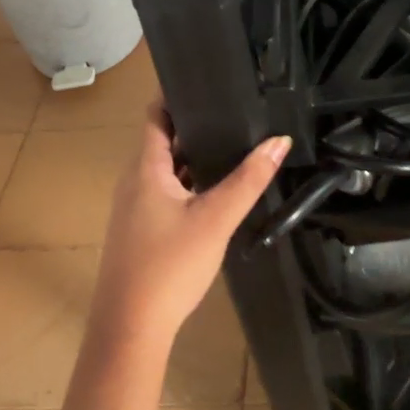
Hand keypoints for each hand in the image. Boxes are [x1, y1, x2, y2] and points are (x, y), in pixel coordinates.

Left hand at [88, 102, 290, 344]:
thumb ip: (248, 179)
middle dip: (195, 124)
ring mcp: (134, 208)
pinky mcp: (141, 231)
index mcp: (145, 168)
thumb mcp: (215, 219)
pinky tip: (216, 190)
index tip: (208, 79)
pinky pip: (166, 191)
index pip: (156, 114)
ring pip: (166, 168)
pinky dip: (189, 182)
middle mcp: (134, 181)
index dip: (177, 93)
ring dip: (194, 155)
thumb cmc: (168, 266)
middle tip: (234, 109)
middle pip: (163, 139)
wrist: (129, 331)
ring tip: (232, 142)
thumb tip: (279, 141)